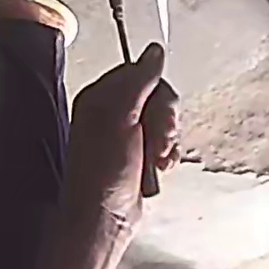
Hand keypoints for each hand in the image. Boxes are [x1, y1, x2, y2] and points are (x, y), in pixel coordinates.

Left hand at [64, 43, 178, 238]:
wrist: (106, 218)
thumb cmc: (104, 171)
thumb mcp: (121, 117)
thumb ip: (139, 81)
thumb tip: (155, 51)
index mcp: (100, 97)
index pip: (141, 73)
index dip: (155, 91)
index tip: (156, 111)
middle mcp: (112, 112)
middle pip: (157, 95)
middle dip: (164, 117)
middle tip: (158, 138)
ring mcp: (127, 134)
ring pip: (165, 118)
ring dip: (167, 138)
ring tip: (157, 156)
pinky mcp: (140, 153)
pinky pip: (167, 140)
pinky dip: (168, 153)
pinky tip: (160, 165)